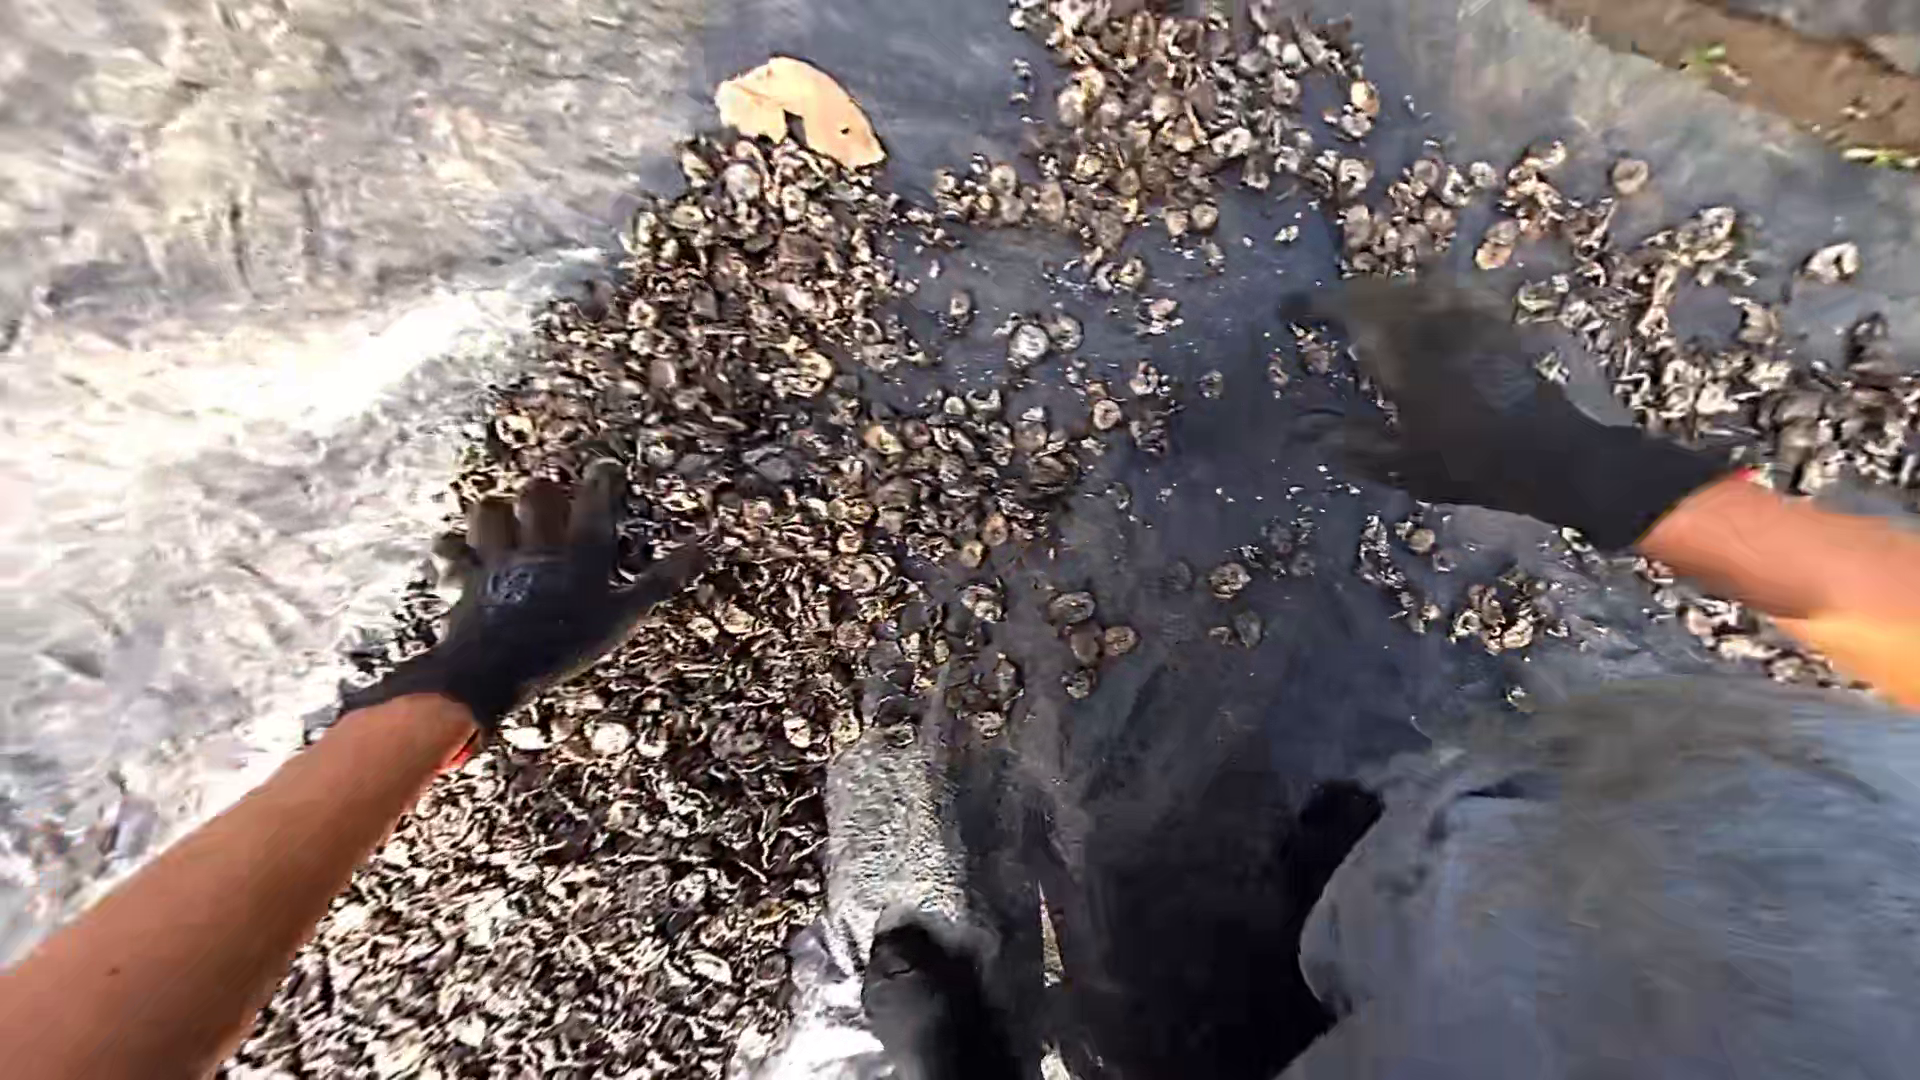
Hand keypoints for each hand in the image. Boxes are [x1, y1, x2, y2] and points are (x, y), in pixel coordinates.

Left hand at [343, 461, 700, 726]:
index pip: (596, 500)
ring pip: (488, 512)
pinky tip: (458, 546)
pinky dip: (453, 544)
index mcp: (581, 550)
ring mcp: (497, 559)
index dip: (603, 478)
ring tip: (507, 511)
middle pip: (537, 496)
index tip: (608, 468)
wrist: (492, 669)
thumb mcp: (626, 614)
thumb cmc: (569, 640)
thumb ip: (662, 579)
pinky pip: (449, 550)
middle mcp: (538, 544)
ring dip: (497, 508)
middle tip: (556, 492)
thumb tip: (703, 548)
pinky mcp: (464, 579)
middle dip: (547, 489)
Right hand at [1303, 279, 1728, 549]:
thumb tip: (1304, 430)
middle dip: (1343, 294)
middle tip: (1317, 307)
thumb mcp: (1399, 466)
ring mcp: (1471, 325)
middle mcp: (1437, 333)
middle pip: (1383, 292)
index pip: (1354, 316)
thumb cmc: (1469, 466)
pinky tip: (1415, 300)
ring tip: (1358, 302)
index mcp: (1407, 364)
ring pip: (1417, 285)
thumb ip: (1351, 444)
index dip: (1318, 307)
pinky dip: (1422, 291)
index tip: (1288, 310)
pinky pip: (1451, 292)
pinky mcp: (1495, 327)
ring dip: (1380, 289)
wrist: (1552, 458)